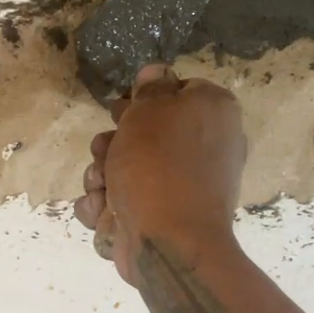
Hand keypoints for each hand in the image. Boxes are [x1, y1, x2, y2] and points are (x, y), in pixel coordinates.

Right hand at [75, 64, 247, 282]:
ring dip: (100, 176)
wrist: (166, 241)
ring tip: (102, 187)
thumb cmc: (159, 166)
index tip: (122, 110)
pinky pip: (116, 201)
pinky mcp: (153, 217)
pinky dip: (103, 206)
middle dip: (111, 143)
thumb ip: (151, 87)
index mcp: (212, 115)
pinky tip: (104, 212)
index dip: (143, 99)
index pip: (175, 91)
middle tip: (105, 149)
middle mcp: (201, 148)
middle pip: (141, 133)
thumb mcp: (151, 111)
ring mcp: (176, 187)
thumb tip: (156, 71)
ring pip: (121, 168)